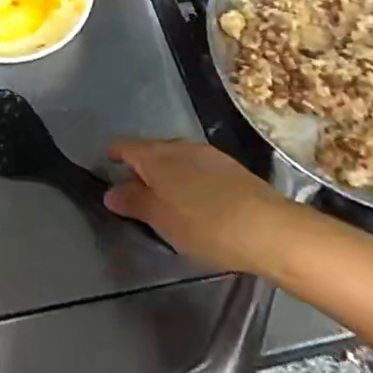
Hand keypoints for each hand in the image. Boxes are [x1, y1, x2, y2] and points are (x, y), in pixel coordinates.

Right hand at [103, 138, 300, 276]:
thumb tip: (112, 191)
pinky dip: (186, 178)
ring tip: (163, 200)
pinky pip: (196, 166)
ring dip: (165, 173)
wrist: (266, 226)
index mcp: (157, 156)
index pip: (127, 146)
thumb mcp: (161, 220)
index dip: (114, 154)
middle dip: (140, 167)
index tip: (107, 164)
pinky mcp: (228, 165)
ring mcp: (207, 153)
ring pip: (176, 157)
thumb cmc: (204, 225)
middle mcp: (180, 146)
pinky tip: (193, 201)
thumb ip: (135, 202)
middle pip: (151, 150)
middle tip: (134, 193)